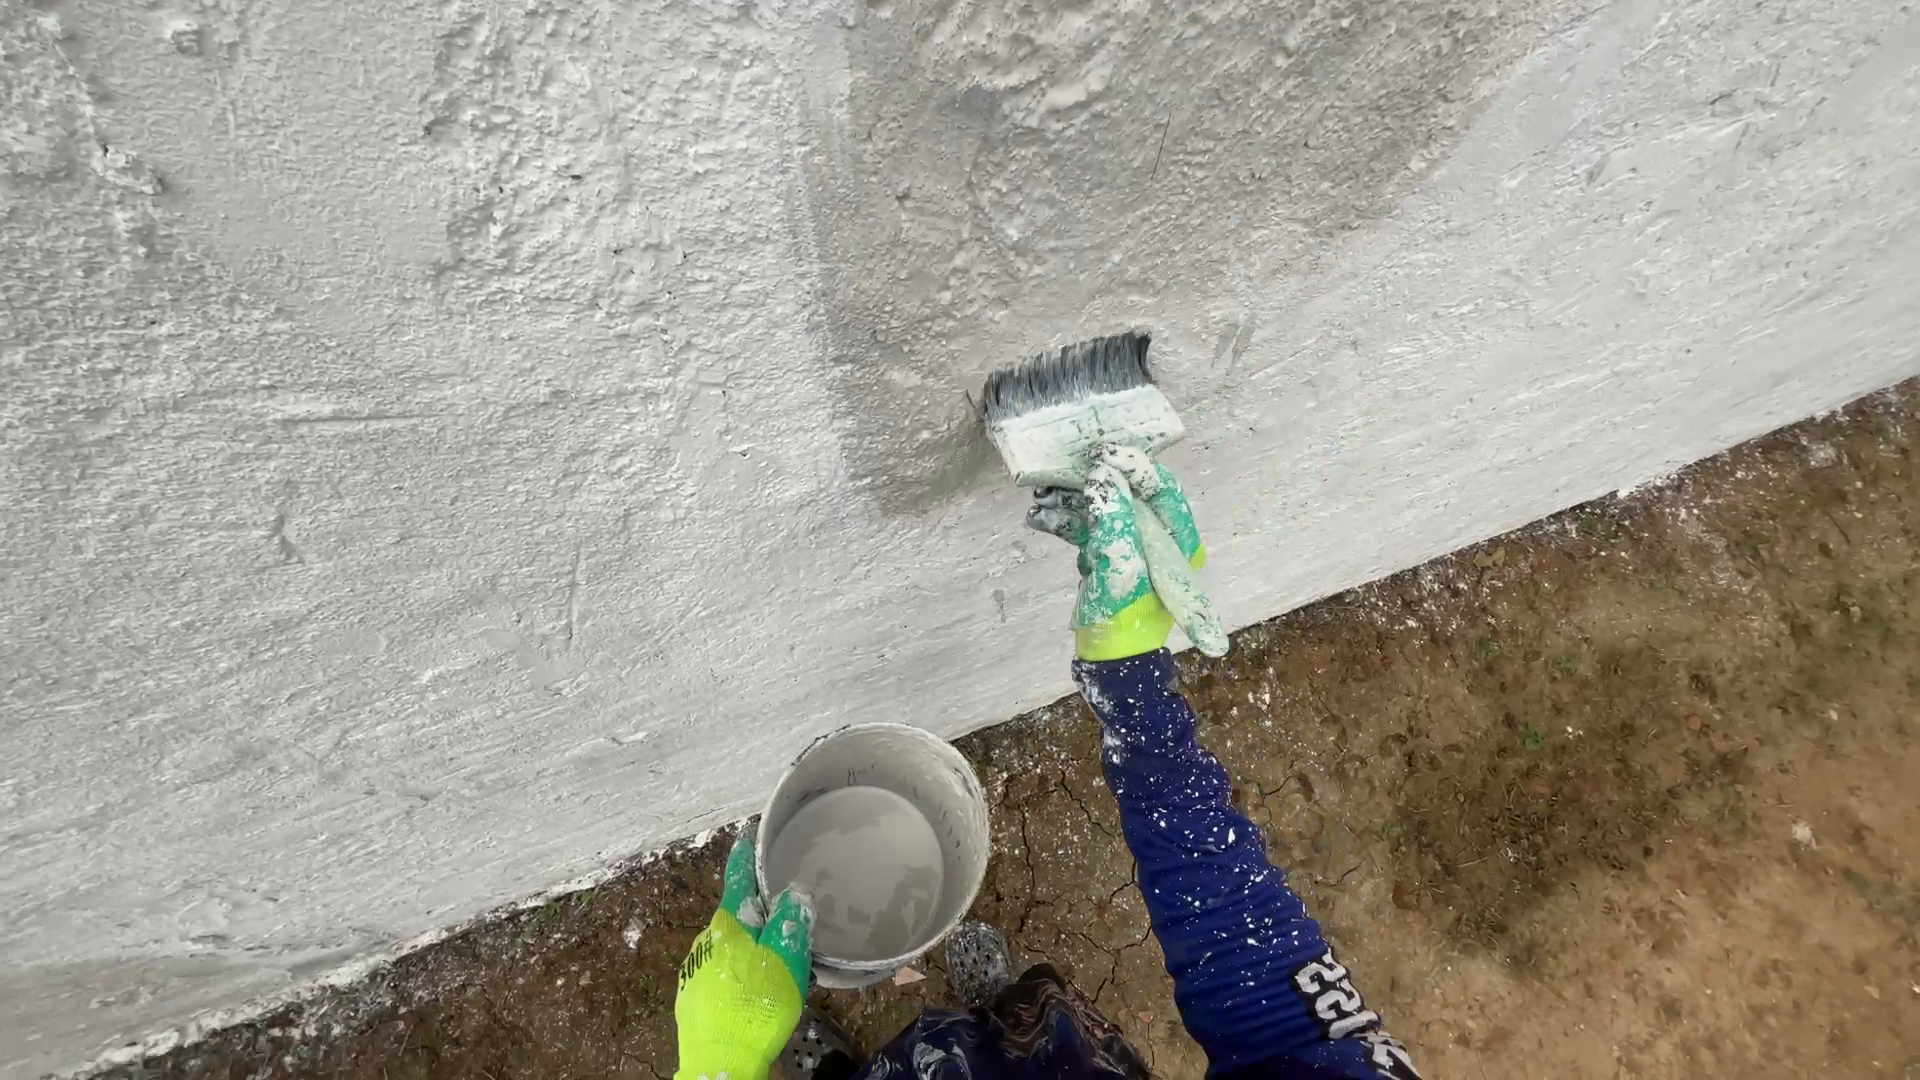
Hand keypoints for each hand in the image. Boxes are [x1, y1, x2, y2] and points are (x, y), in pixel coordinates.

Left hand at [673, 834, 812, 1079]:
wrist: (720, 1065)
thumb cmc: (756, 1006)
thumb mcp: (785, 958)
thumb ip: (789, 919)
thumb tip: (790, 891)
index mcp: (728, 923)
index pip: (737, 877)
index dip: (744, 856)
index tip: (747, 835)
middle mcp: (707, 939)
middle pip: (737, 914)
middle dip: (758, 911)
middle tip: (785, 914)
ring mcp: (696, 969)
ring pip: (731, 943)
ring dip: (751, 943)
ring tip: (778, 959)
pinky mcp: (694, 997)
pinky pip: (723, 969)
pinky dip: (741, 968)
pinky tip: (756, 986)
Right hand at [1028, 445, 1209, 660]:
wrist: (1110, 663)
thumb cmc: (1124, 621)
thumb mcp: (1120, 568)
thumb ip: (1114, 520)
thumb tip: (1102, 474)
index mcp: (1176, 542)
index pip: (1162, 491)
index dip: (1135, 467)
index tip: (1103, 453)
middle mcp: (1157, 538)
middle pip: (1127, 493)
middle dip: (1095, 481)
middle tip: (1065, 469)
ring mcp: (1130, 545)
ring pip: (1102, 507)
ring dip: (1071, 500)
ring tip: (1041, 497)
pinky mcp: (1106, 554)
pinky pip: (1085, 527)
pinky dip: (1063, 520)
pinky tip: (1039, 516)